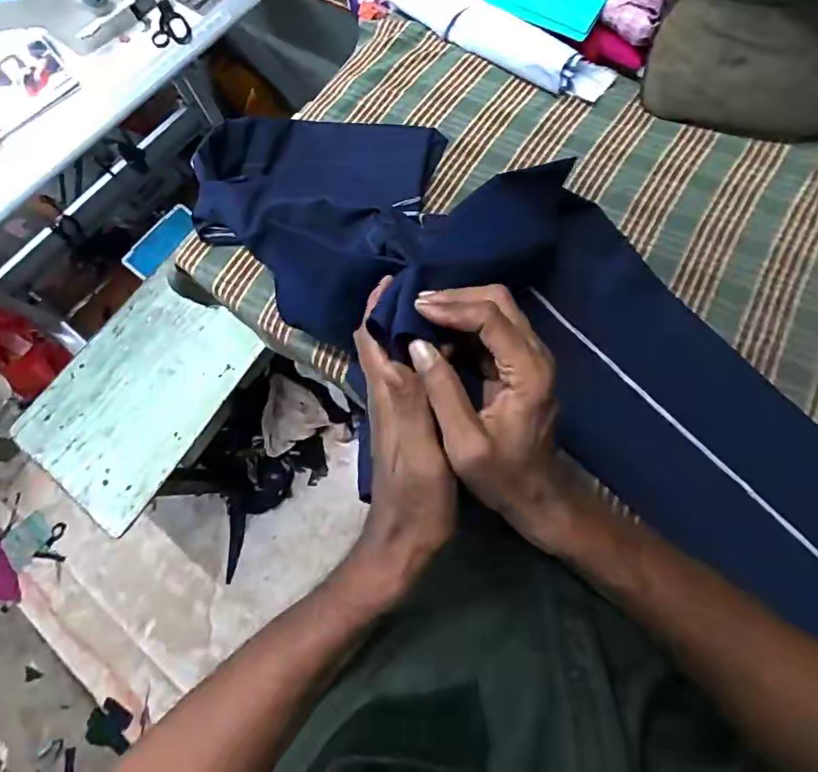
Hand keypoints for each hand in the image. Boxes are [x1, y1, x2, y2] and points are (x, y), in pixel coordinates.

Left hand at [343, 276, 455, 601]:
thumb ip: (412, 402)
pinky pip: (408, 368)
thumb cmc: (418, 499)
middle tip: (431, 282)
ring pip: (393, 351)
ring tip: (443, 303)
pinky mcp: (405, 416)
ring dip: (408, 324)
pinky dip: (420, 347)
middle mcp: (385, 392)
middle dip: (395, 305)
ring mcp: (393, 405)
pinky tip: (447, 344)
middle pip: (379, 337)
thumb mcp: (422, 451)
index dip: (379, 303)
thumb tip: (406, 346)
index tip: (402, 276)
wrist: (405, 540)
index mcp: (387, 393)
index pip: (370, 335)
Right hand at [409, 285, 577, 549]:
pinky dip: (466, 320)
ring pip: (498, 308)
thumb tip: (418, 345)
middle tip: (416, 304)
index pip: (491, 318)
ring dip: (460, 304)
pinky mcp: (522, 361)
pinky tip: (438, 328)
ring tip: (421, 312)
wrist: (538, 495)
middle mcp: (536, 354)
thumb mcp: (464, 444)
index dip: (452, 307)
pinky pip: (495, 325)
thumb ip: (442, 392)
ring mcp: (532, 355)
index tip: (416, 307)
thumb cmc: (502, 477)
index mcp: (528, 372)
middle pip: (499, 301)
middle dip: (456, 296)